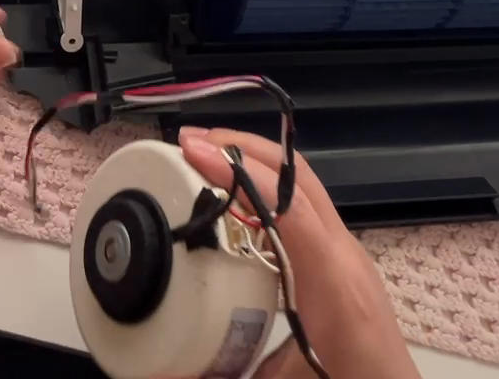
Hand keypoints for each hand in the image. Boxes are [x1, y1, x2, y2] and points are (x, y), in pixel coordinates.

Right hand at [180, 128, 421, 378]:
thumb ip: (215, 372)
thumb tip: (150, 374)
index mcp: (335, 290)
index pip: (291, 206)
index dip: (240, 171)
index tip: (193, 153)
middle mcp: (345, 259)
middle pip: (298, 175)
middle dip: (241, 146)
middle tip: (188, 143)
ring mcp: (347, 254)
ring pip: (302, 181)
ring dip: (253, 158)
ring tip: (204, 155)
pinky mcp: (341, 259)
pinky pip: (303, 202)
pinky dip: (265, 182)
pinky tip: (234, 192)